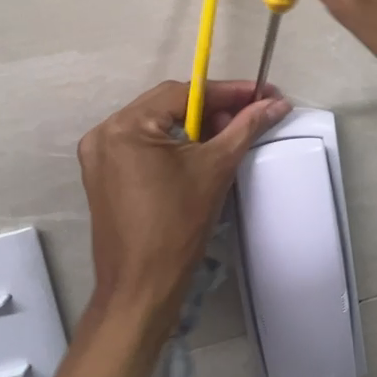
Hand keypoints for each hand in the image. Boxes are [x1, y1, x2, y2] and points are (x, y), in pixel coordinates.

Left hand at [77, 80, 289, 323]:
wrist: (142, 285)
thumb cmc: (178, 224)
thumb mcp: (217, 167)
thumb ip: (246, 126)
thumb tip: (277, 102)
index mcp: (126, 127)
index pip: (184, 93)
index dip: (229, 91)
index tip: (264, 92)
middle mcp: (104, 133)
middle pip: (168, 104)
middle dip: (213, 106)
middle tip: (250, 114)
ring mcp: (99, 155)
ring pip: (157, 122)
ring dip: (195, 123)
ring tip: (230, 132)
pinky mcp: (103, 174)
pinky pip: (144, 142)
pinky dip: (174, 140)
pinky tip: (202, 149)